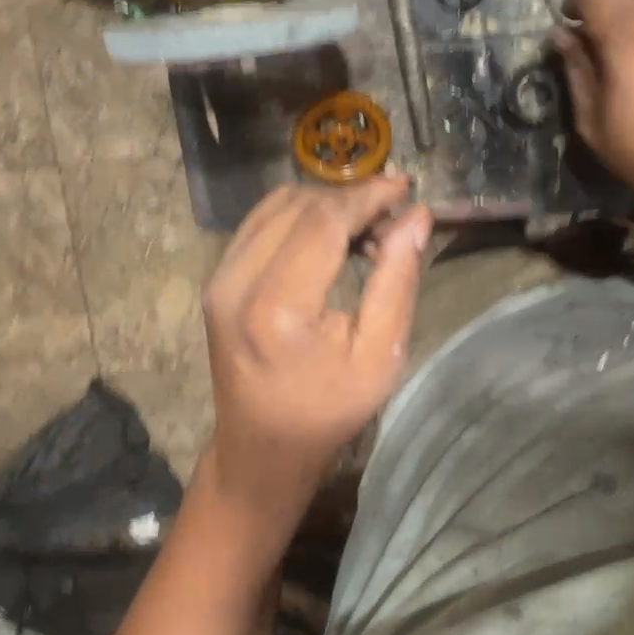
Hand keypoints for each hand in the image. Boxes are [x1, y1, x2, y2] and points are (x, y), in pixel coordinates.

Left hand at [200, 174, 432, 499]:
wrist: (262, 446)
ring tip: (368, 223)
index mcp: (278, 306)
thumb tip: (417, 216)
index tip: (404, 187)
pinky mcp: (216, 278)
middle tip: (394, 211)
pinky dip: (300, 215)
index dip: (366, 196)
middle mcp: (237, 282)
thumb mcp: (381, 357)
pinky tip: (331, 232)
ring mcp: (219, 277)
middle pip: (300, 205)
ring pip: (277, 205)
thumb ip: (397, 280)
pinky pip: (260, 222)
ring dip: (326, 202)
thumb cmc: (328, 410)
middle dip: (351, 197)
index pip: (323, 220)